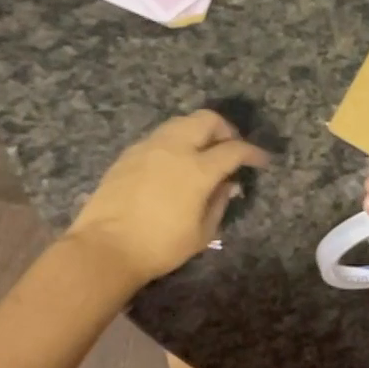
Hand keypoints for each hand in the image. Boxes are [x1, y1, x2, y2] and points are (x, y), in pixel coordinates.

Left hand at [66, 112, 269, 285]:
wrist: (106, 248)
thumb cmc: (161, 246)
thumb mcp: (203, 231)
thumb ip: (219, 201)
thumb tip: (227, 183)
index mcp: (197, 169)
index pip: (234, 149)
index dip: (253, 153)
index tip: (262, 161)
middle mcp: (173, 148)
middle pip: (206, 119)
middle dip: (225, 130)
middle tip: (232, 149)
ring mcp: (148, 148)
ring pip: (181, 123)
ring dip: (199, 132)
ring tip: (204, 155)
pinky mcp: (129, 155)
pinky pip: (161, 137)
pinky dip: (177, 142)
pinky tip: (177, 165)